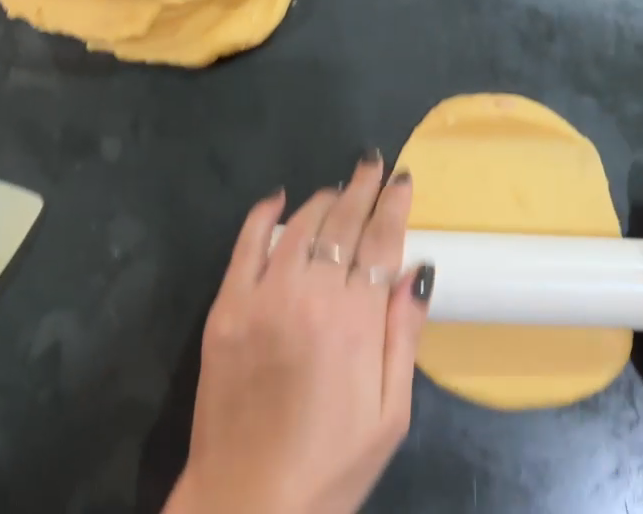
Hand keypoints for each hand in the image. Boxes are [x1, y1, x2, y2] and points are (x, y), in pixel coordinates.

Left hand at [165, 152, 434, 513]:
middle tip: (374, 163)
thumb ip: (405, 338)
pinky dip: (262, 216)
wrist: (246, 504)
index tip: (402, 179)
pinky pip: (245, 246)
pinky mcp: (225, 310)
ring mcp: (261, 299)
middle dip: (362, 188)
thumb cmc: (330, 466)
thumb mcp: (391, 415)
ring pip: (299, 227)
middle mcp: (309, 296)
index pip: (380, 242)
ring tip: (340, 187)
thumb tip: (418, 272)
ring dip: (323, 200)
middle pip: (342, 224)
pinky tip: (278, 199)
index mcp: (356, 322)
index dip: (393, 205)